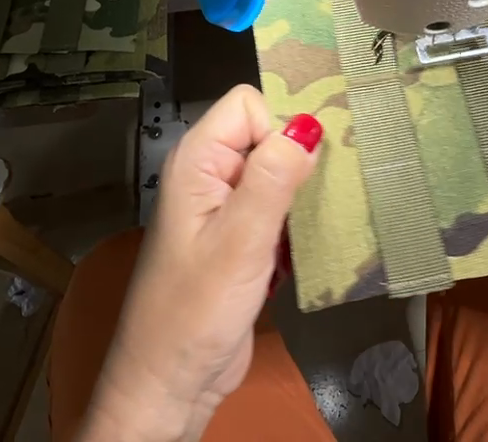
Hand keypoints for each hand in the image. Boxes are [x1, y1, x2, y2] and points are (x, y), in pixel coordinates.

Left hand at [80, 85, 320, 441]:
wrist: (171, 383)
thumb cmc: (196, 311)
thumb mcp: (240, 241)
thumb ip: (274, 177)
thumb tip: (310, 122)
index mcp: (197, 160)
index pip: (248, 105)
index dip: (277, 128)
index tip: (300, 172)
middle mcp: (208, 172)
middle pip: (265, 133)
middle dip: (296, 161)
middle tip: (317, 200)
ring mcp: (222, 204)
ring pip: (276, 170)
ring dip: (299, 195)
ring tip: (310, 228)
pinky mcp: (237, 234)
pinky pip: (275, 204)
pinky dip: (293, 221)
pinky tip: (300, 249)